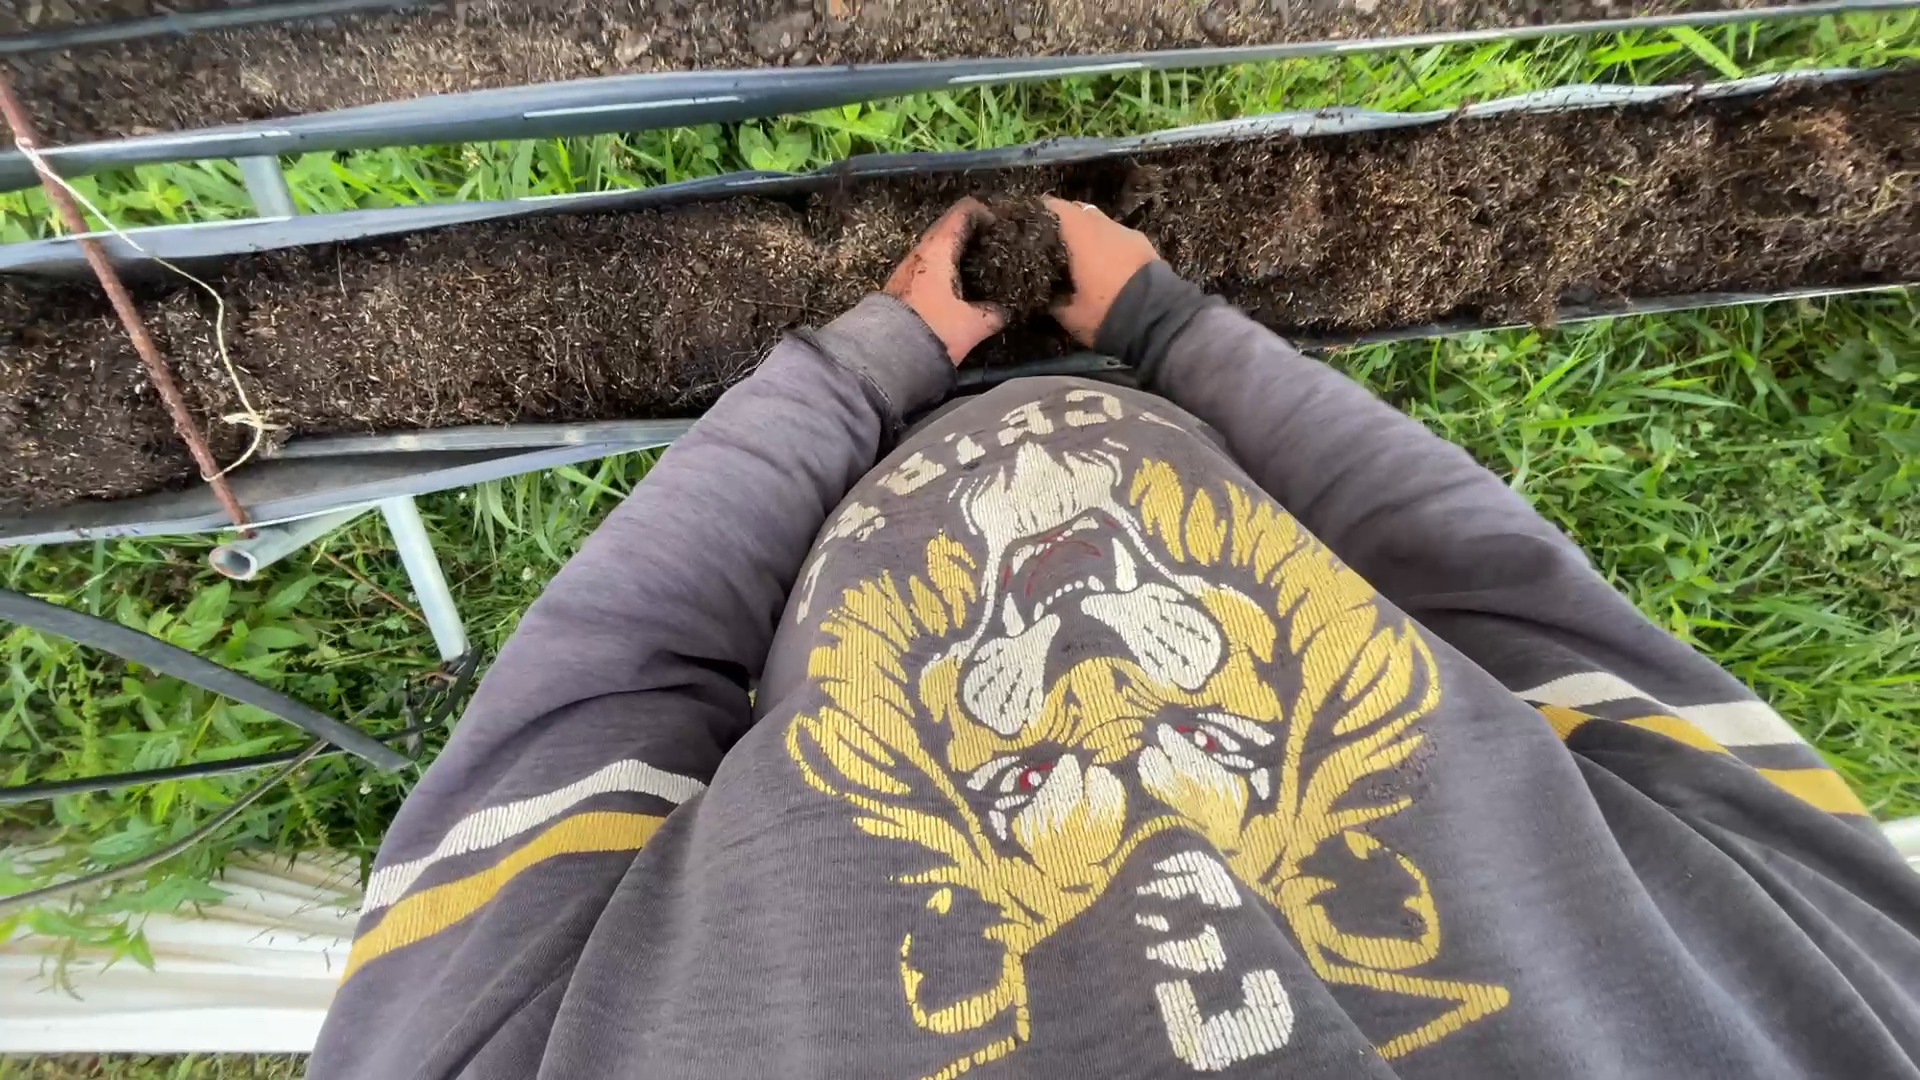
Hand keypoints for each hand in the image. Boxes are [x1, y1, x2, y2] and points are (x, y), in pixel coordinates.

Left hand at [885, 197, 1006, 365]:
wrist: (887, 357)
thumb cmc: (934, 331)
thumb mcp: (971, 326)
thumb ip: (992, 315)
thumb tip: (1003, 312)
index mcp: (938, 249)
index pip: (963, 212)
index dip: (984, 213)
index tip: (999, 229)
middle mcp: (919, 252)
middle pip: (948, 229)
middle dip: (971, 236)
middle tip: (992, 251)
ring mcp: (906, 269)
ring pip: (936, 251)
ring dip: (956, 255)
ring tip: (977, 272)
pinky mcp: (899, 288)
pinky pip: (927, 269)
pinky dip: (944, 271)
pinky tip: (955, 291)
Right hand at [1043, 196, 1160, 345]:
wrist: (1156, 319)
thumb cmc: (1104, 312)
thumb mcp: (1068, 314)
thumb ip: (1051, 296)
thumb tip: (1041, 289)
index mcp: (1079, 233)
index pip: (1052, 207)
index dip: (1037, 214)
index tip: (1027, 227)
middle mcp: (1102, 223)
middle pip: (1076, 211)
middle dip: (1061, 224)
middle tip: (1048, 245)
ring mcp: (1125, 231)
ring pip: (1098, 223)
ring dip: (1086, 235)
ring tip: (1076, 257)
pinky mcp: (1142, 244)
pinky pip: (1116, 237)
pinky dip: (1105, 244)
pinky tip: (1103, 265)